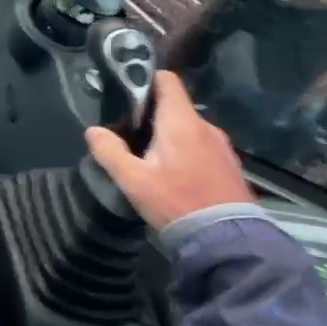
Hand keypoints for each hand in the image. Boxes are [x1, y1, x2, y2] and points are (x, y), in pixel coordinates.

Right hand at [85, 69, 252, 229]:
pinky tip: (179, 176)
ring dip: (172, 136)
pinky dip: (189, 153)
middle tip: (133, 134)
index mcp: (181, 121)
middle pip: (175, 106)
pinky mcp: (232, 169)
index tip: (127, 94)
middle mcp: (206, 127)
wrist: (232, 246)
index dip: (145, 80)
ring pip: (190, 129)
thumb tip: (94, 131)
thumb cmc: (178, 202)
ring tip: (154, 159)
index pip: (167, 80)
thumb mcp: (133, 180)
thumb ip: (109, 151)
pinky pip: (204, 148)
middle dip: (153, 114)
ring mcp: (223, 149)